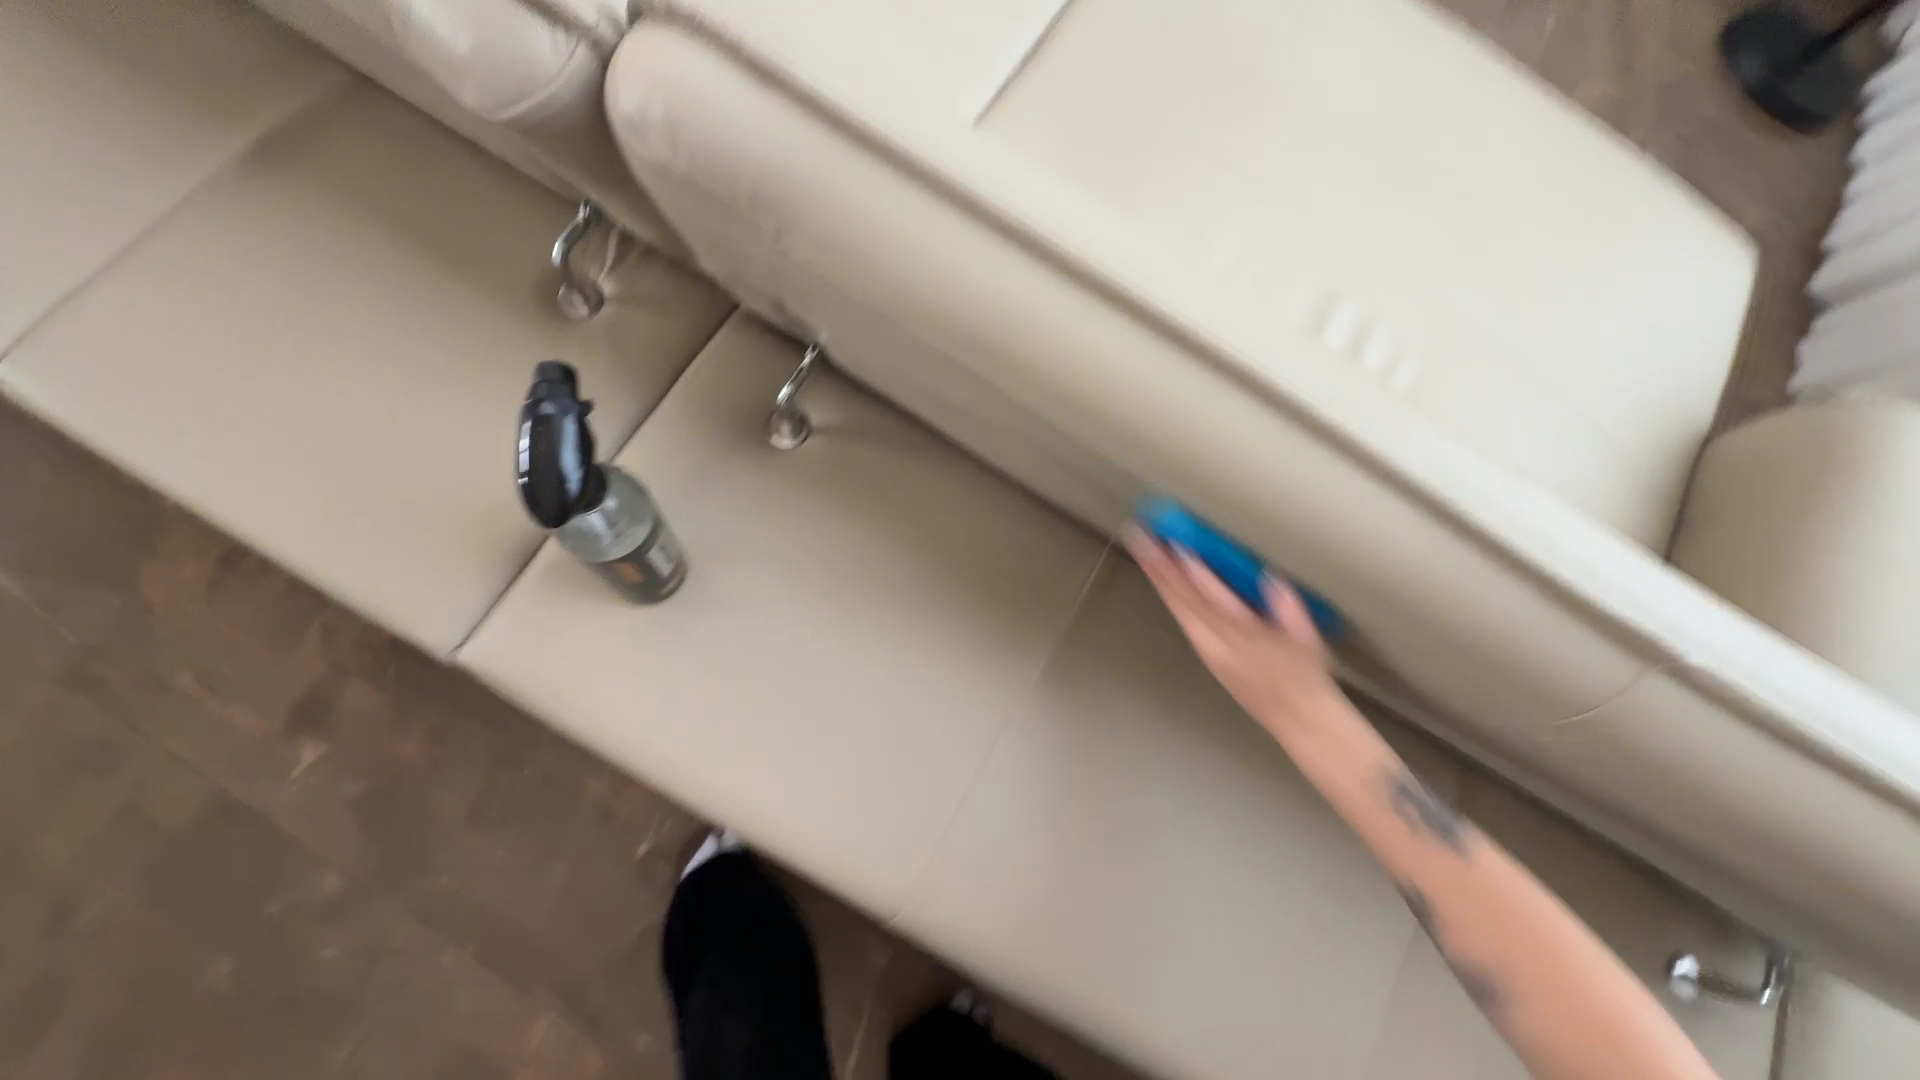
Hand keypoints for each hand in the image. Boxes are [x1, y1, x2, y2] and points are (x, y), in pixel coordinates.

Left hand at [1124, 526, 1346, 737]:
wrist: (1298, 718)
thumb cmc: (1305, 674)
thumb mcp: (1304, 635)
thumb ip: (1285, 604)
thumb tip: (1267, 575)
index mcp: (1242, 633)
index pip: (1211, 595)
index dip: (1191, 569)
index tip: (1175, 543)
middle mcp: (1218, 641)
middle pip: (1181, 598)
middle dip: (1158, 566)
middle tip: (1138, 537)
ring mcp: (1207, 649)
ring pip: (1176, 607)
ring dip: (1158, 577)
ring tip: (1141, 550)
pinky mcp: (1206, 655)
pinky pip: (1182, 619)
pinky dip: (1168, 596)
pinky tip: (1158, 580)